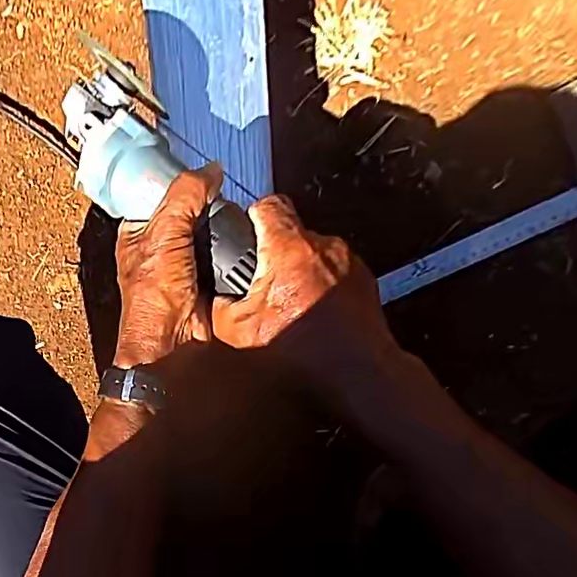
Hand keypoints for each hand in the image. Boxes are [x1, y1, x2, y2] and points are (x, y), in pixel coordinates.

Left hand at [113, 165, 220, 367]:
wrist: (176, 343)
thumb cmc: (153, 298)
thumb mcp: (164, 233)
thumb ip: (185, 196)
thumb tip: (210, 171)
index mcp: (139, 232)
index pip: (159, 194)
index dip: (178, 180)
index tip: (200, 170)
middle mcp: (161, 247)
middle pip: (190, 212)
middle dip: (208, 205)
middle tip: (225, 195)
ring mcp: (186, 265)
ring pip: (210, 233)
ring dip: (224, 229)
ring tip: (238, 218)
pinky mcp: (209, 279)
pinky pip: (226, 254)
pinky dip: (235, 249)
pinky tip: (242, 242)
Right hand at [212, 194, 402, 395]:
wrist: (356, 372)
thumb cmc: (305, 353)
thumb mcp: (241, 333)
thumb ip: (220, 306)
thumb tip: (214, 296)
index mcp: (289, 250)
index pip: (269, 205)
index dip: (254, 215)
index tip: (248, 228)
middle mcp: (322, 247)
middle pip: (290, 231)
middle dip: (274, 252)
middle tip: (264, 282)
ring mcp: (346, 260)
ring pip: (312, 252)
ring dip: (299, 270)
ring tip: (290, 303)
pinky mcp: (362, 276)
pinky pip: (332, 270)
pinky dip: (320, 284)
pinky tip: (311, 312)